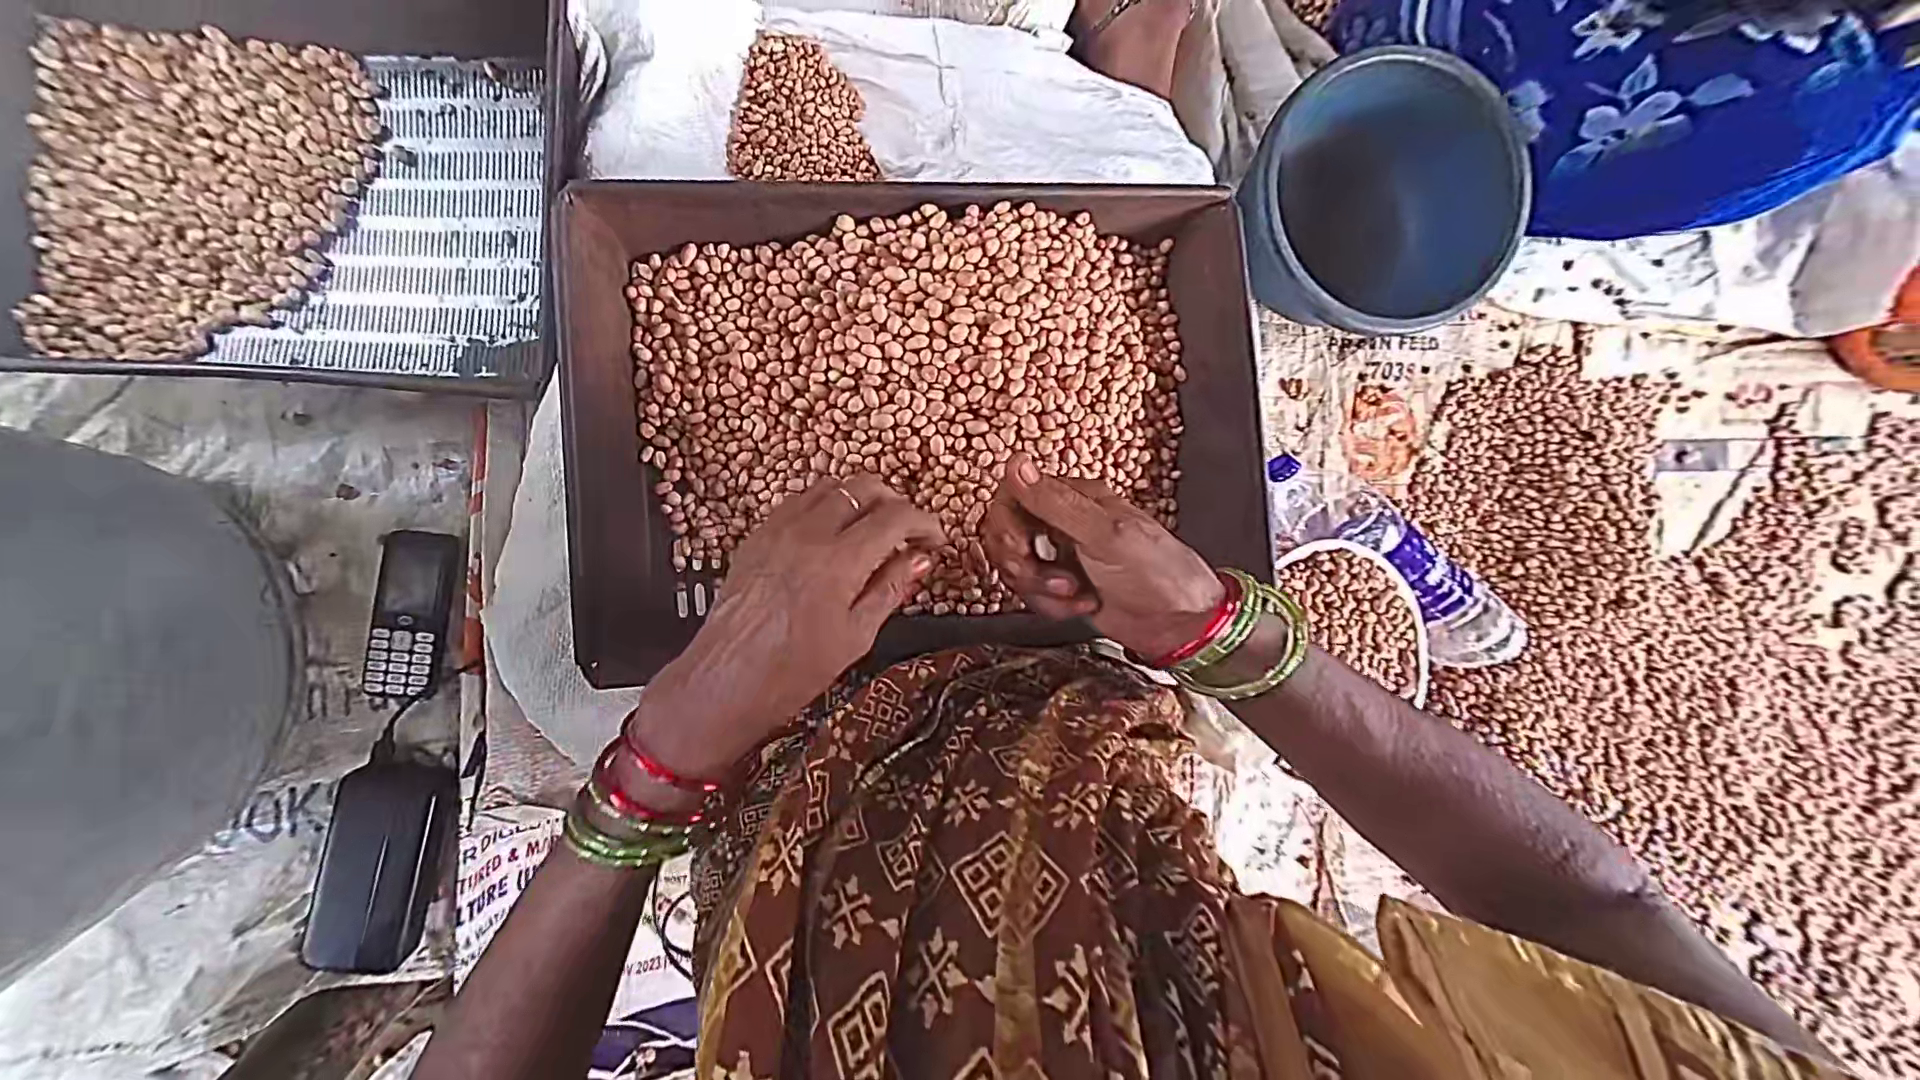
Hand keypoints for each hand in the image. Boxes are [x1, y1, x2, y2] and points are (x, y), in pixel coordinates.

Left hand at [626, 474, 944, 783]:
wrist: (724, 682)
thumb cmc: (793, 671)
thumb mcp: (856, 635)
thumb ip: (891, 587)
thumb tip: (921, 558)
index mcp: (839, 561)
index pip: (896, 516)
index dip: (925, 523)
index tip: (935, 540)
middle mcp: (808, 533)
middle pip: (864, 486)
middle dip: (896, 502)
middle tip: (907, 532)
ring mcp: (778, 530)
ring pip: (831, 486)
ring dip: (860, 499)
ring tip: (873, 529)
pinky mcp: (757, 536)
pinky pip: (798, 501)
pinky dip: (826, 505)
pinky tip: (833, 533)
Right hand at [982, 453, 1223, 660]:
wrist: (1180, 625)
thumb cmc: (1158, 573)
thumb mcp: (1104, 534)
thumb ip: (1055, 501)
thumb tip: (1017, 465)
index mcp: (1074, 497)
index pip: (1014, 496)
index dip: (1007, 525)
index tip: (1021, 549)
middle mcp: (1063, 522)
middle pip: (1006, 534)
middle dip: (1020, 562)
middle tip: (1048, 576)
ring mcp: (1061, 556)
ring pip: (1016, 568)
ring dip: (1039, 588)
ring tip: (1074, 591)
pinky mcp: (1062, 586)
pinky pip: (1031, 594)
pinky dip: (1052, 606)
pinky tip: (1082, 604)